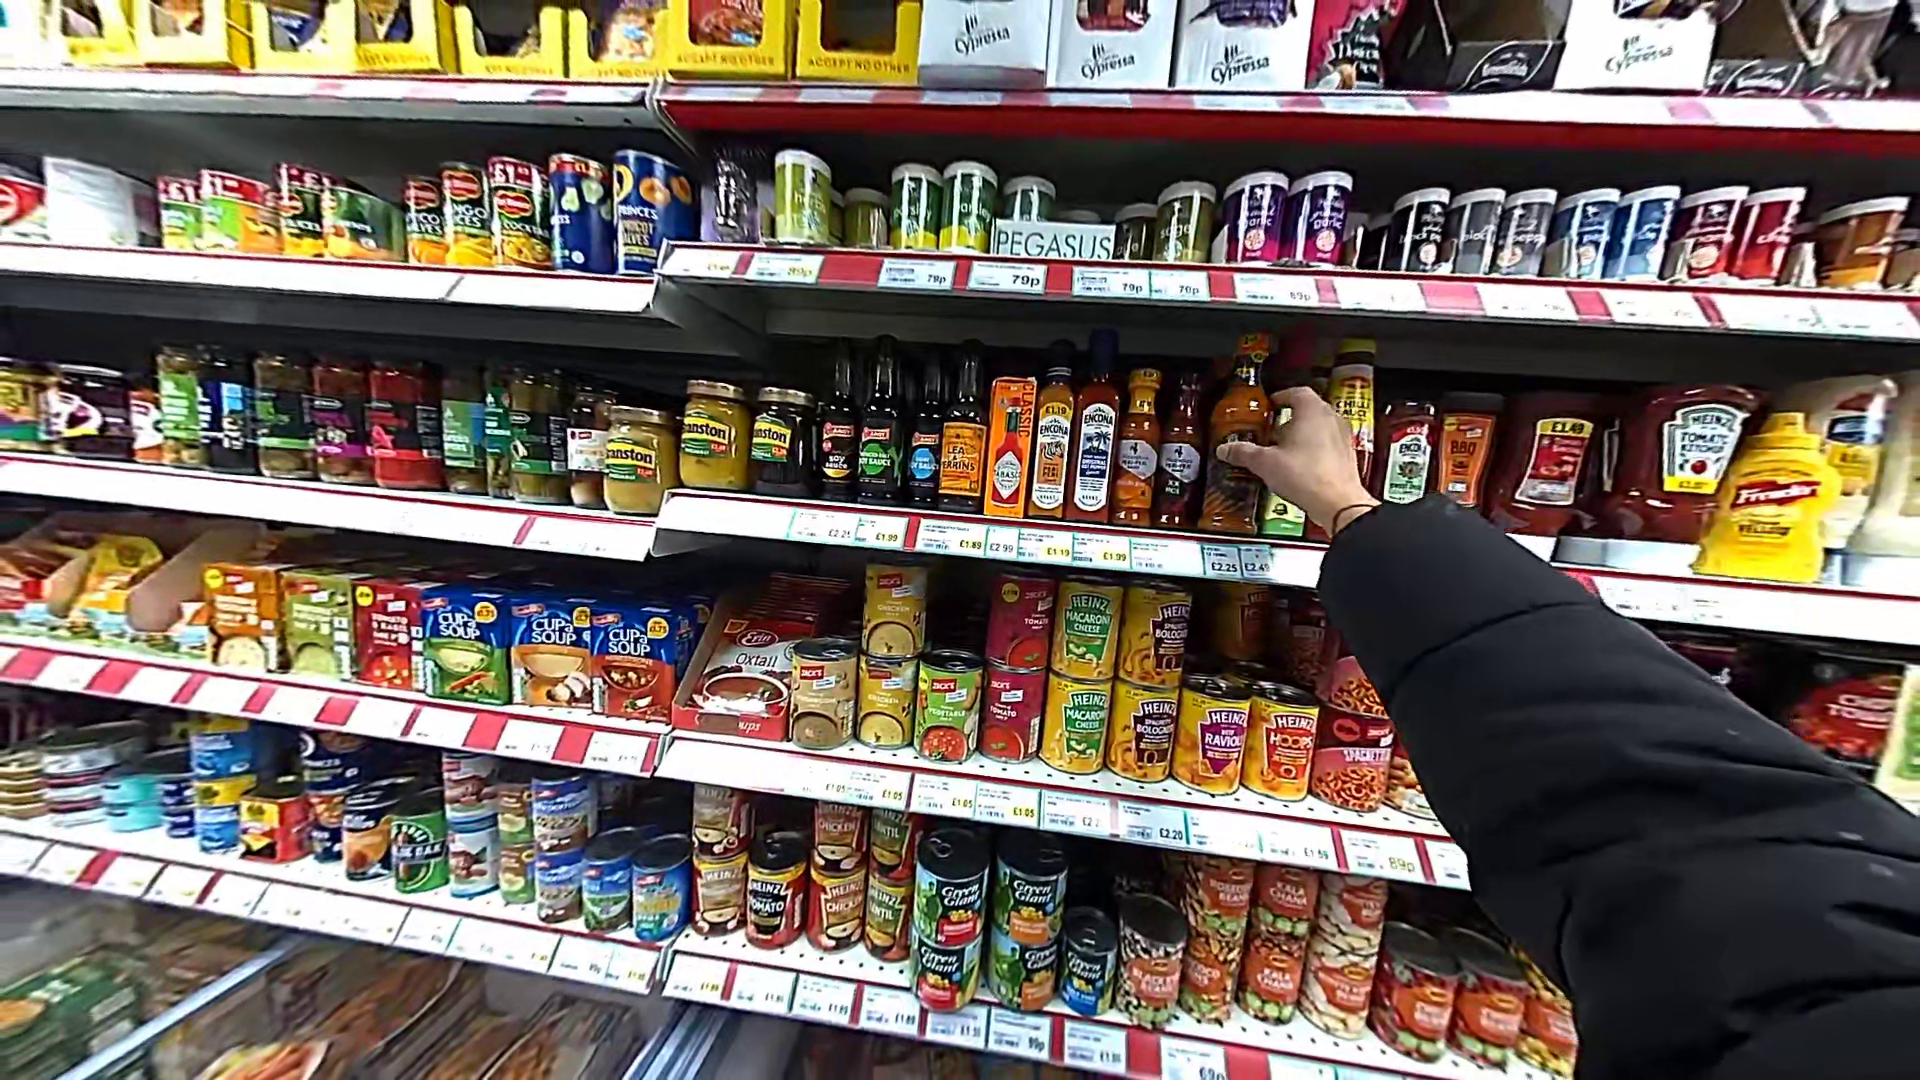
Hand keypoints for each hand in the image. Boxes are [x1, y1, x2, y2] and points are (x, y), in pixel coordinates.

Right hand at [1215, 386, 1377, 531]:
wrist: (1336, 502)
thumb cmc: (1303, 474)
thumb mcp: (1264, 462)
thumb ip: (1243, 452)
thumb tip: (1225, 449)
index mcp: (1311, 411)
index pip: (1296, 392)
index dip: (1281, 396)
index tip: (1270, 404)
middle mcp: (1330, 419)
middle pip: (1308, 409)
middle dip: (1288, 418)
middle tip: (1270, 430)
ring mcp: (1342, 436)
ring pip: (1318, 426)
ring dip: (1300, 434)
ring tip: (1281, 450)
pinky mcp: (1346, 454)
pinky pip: (1326, 443)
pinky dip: (1312, 448)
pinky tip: (1297, 465)